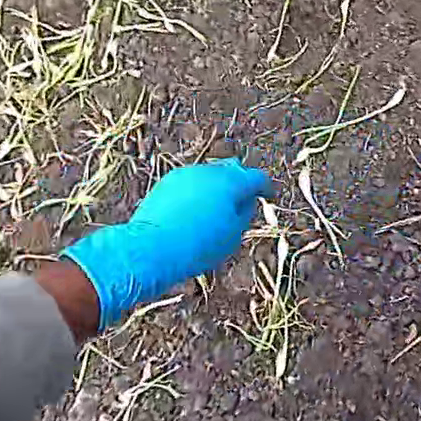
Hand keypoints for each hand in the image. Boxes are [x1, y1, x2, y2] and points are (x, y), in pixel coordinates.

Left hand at [63, 159, 272, 328]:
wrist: (151, 249)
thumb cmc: (197, 246)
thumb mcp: (234, 235)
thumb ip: (245, 212)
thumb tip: (245, 200)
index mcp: (231, 183)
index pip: (256, 178)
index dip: (266, 188)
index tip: (269, 195)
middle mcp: (210, 172)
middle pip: (233, 171)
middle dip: (241, 183)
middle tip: (243, 201)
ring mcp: (187, 174)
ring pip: (211, 176)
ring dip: (218, 187)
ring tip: (217, 210)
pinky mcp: (168, 181)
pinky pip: (192, 182)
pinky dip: (199, 192)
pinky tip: (195, 212)